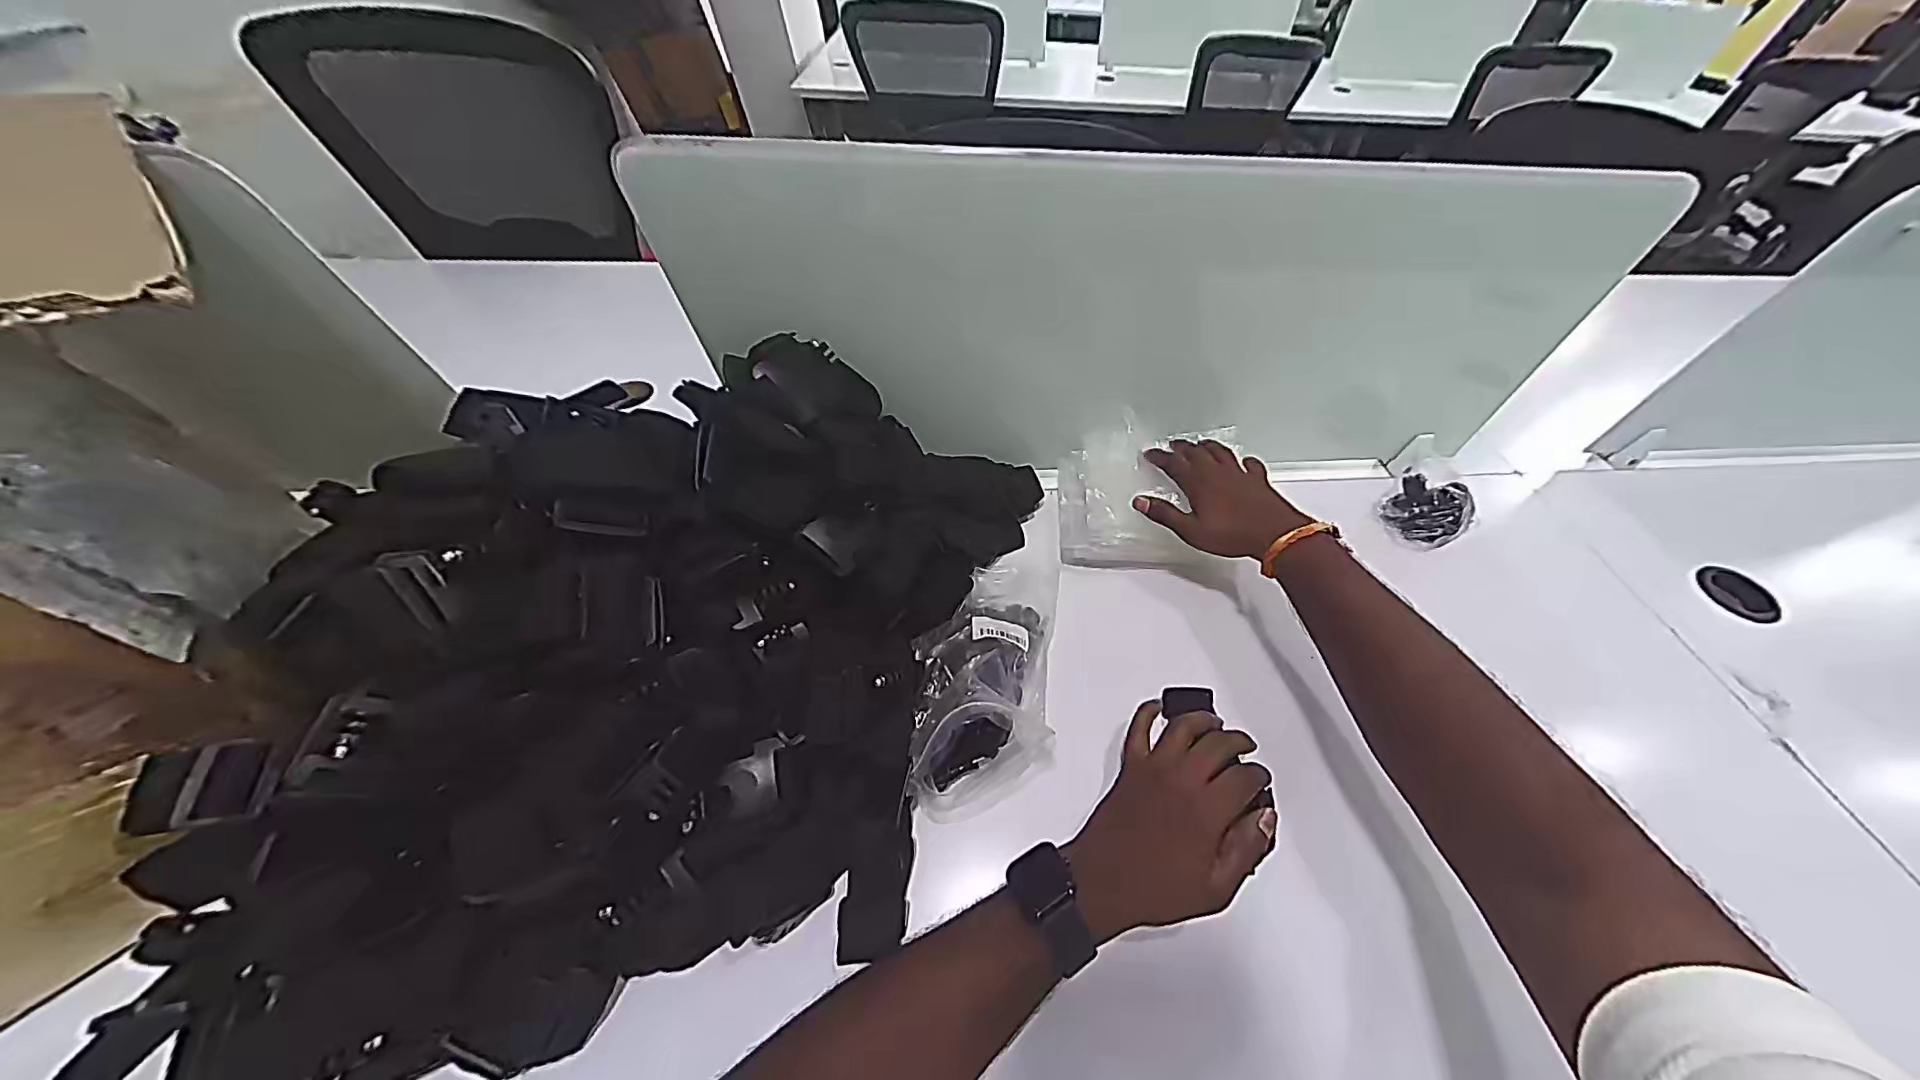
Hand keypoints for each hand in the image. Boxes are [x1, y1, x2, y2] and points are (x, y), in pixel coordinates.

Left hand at [1065, 701, 1277, 943]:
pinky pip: (1138, 729)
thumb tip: (1263, 821)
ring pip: (1183, 727)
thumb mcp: (1215, 888)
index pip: (1246, 777)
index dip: (1260, 777)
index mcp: (1207, 811)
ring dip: (1203, 720)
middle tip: (1246, 749)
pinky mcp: (1130, 768)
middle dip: (1239, 742)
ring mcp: (1153, 770)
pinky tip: (1157, 710)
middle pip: (1219, 743)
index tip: (1261, 782)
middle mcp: (1181, 782)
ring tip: (1214, 724)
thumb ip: (1245, 850)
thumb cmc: (1151, 888)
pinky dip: (1148, 714)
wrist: (1101, 882)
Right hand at [1135, 440, 1311, 559]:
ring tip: (1199, 444)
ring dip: (1206, 446)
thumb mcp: (1190, 530)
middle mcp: (1218, 473)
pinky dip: (1242, 459)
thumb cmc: (1234, 534)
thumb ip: (1165, 514)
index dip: (1160, 457)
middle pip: (1195, 452)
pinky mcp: (1257, 480)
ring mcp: (1239, 474)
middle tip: (1172, 445)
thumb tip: (1142, 502)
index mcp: (1198, 482)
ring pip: (1219, 452)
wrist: (1274, 535)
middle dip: (1180, 447)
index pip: (1173, 463)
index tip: (1151, 454)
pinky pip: (1248, 463)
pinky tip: (1243, 460)